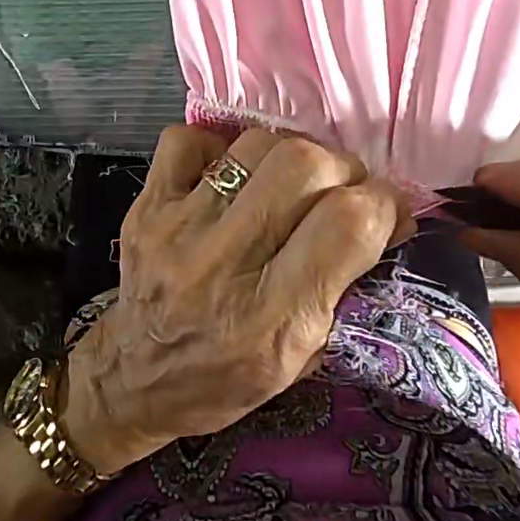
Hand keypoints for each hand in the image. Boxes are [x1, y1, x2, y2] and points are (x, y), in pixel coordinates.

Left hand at [61, 126, 411, 473]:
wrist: (134, 378)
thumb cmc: (224, 379)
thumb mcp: (301, 360)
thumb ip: (344, 288)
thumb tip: (385, 216)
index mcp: (271, 320)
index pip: (346, 224)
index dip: (383, 204)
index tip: (386, 212)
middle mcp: (221, 266)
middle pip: (303, 166)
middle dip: (343, 170)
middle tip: (341, 192)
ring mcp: (175, 230)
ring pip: (254, 145)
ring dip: (291, 156)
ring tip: (291, 186)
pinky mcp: (144, 208)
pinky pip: (186, 141)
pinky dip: (218, 147)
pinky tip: (230, 178)